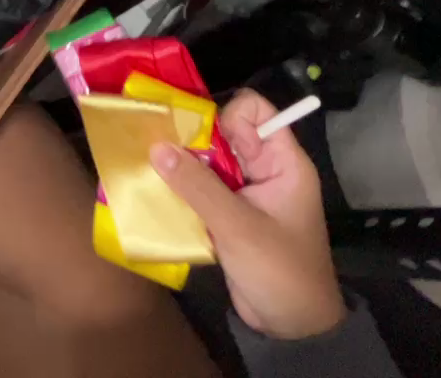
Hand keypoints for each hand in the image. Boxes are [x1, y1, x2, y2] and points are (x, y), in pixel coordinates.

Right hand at [151, 90, 345, 340]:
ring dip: (179, 158)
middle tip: (156, 141)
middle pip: (222, 129)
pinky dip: (178, 180)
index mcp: (281, 162)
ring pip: (205, 154)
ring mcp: (242, 188)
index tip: (196, 135)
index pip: (254, 111)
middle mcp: (262, 168)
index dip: (225, 114)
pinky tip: (155, 185)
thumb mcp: (239, 228)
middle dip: (190, 134)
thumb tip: (155, 145)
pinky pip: (198, 180)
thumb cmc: (281, 272)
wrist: (292, 328)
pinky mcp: (225, 208)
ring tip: (148, 162)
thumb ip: (197, 185)